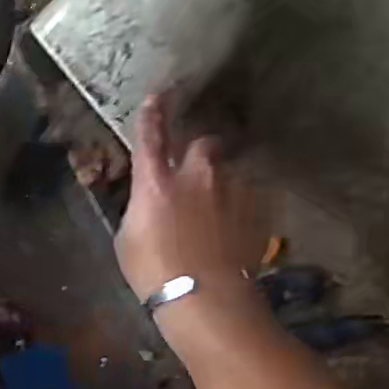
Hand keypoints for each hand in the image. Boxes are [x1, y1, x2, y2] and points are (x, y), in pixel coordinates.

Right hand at [115, 96, 266, 306]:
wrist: (203, 293)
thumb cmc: (150, 268)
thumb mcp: (128, 236)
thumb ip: (142, 208)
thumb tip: (152, 199)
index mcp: (156, 185)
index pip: (151, 140)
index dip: (152, 117)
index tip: (156, 96)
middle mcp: (198, 177)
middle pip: (204, 144)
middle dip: (197, 150)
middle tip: (189, 169)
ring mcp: (234, 190)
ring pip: (227, 170)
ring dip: (217, 181)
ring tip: (209, 209)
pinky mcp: (260, 207)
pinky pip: (247, 194)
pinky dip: (236, 204)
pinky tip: (227, 228)